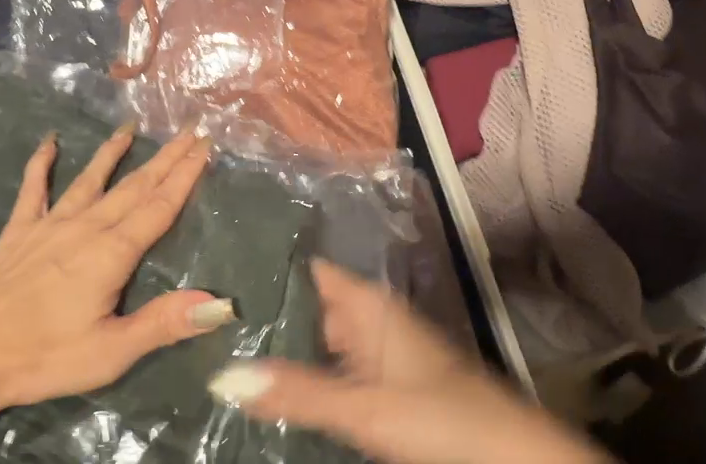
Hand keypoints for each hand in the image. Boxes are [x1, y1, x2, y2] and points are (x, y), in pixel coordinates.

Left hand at [0, 127, 233, 463]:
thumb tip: (221, 304)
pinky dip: (41, 162)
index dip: (185, 175)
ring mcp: (49, 224)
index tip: (206, 145)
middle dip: (165, 158)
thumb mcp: (112, 351)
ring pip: (91, 179)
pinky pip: (33, 188)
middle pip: (134, 186)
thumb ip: (165, 323)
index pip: (159, 206)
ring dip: (113, 152)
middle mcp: (86, 227)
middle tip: (189, 129)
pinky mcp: (18, 231)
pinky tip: (49, 141)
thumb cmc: (44, 357)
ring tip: (132, 127)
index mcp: (113, 253)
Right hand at [209, 261, 609, 463]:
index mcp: (365, 304)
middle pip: (302, 306)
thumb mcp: (365, 406)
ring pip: (310, 343)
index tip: (212, 263)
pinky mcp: (374, 389)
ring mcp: (370, 355)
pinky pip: (323, 373)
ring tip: (211, 344)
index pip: (304, 267)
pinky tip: (258, 388)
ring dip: (273, 348)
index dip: (262, 261)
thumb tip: (220, 374)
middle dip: (257, 312)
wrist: (509, 457)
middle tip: (196, 312)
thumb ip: (297, 392)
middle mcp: (365, 320)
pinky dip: (294, 376)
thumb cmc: (443, 416)